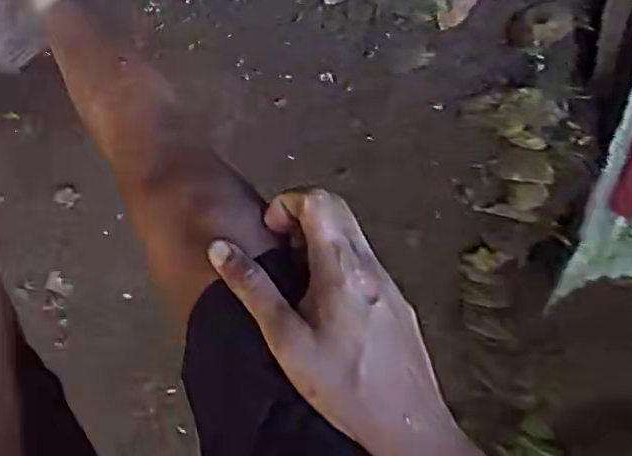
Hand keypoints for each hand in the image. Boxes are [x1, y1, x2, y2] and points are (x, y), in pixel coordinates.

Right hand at [208, 190, 477, 455]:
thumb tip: (219, 248)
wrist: (411, 433)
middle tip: (282, 246)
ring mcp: (388, 281)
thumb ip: (251, 287)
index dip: (286, 203)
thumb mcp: (286, 340)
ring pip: (350, 230)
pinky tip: (327, 303)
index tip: (272, 233)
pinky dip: (338, 258)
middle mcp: (369, 264)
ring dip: (319, 236)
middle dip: (300, 212)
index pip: (316, 198)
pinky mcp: (398, 300)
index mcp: (340, 266)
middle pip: (335, 205)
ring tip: (299, 277)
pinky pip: (363, 257)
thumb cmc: (346, 388)